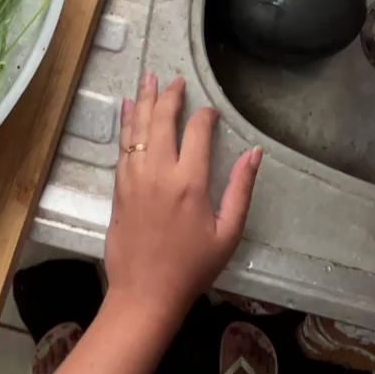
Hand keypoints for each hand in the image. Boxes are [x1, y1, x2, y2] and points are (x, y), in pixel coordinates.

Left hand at [104, 73, 262, 321]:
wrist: (145, 295)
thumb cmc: (192, 267)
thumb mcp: (228, 232)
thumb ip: (241, 189)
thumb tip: (255, 152)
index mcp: (190, 182)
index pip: (197, 131)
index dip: (205, 116)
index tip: (211, 112)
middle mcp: (159, 172)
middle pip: (161, 119)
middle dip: (169, 95)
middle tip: (175, 80)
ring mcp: (135, 177)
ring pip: (137, 128)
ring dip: (143, 100)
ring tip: (148, 78)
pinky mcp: (119, 187)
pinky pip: (122, 146)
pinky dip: (125, 124)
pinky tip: (126, 108)